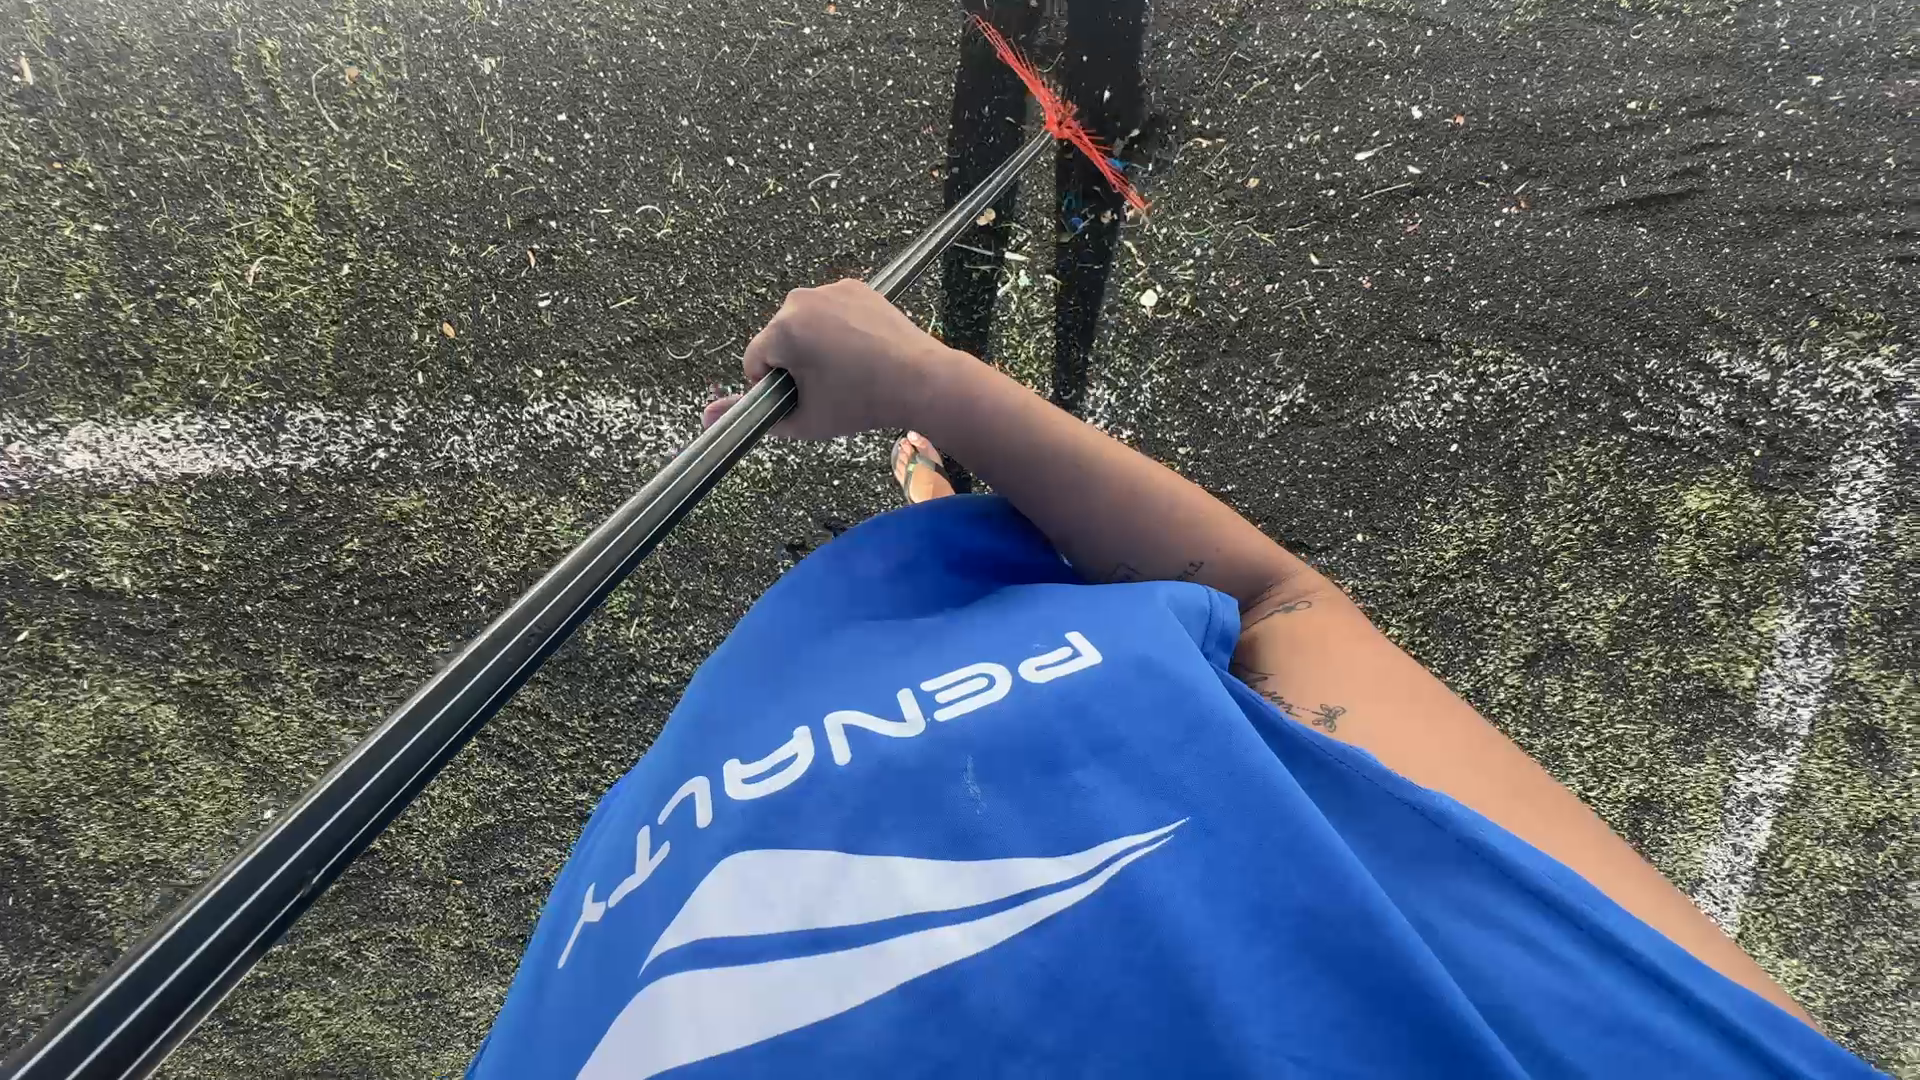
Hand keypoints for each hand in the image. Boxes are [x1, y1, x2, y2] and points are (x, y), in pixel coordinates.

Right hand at [701, 279, 961, 439]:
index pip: (755, 361)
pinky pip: (832, 312)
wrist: (920, 381)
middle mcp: (802, 299)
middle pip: (779, 338)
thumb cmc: (861, 404)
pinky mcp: (856, 286)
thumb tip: (705, 420)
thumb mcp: (803, 420)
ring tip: (847, 371)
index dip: (774, 386)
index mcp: (783, 328)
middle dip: (795, 363)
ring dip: (815, 345)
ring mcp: (831, 288)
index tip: (801, 398)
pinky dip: (838, 330)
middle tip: (829, 387)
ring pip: (806, 324)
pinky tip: (860, 351)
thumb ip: (752, 418)